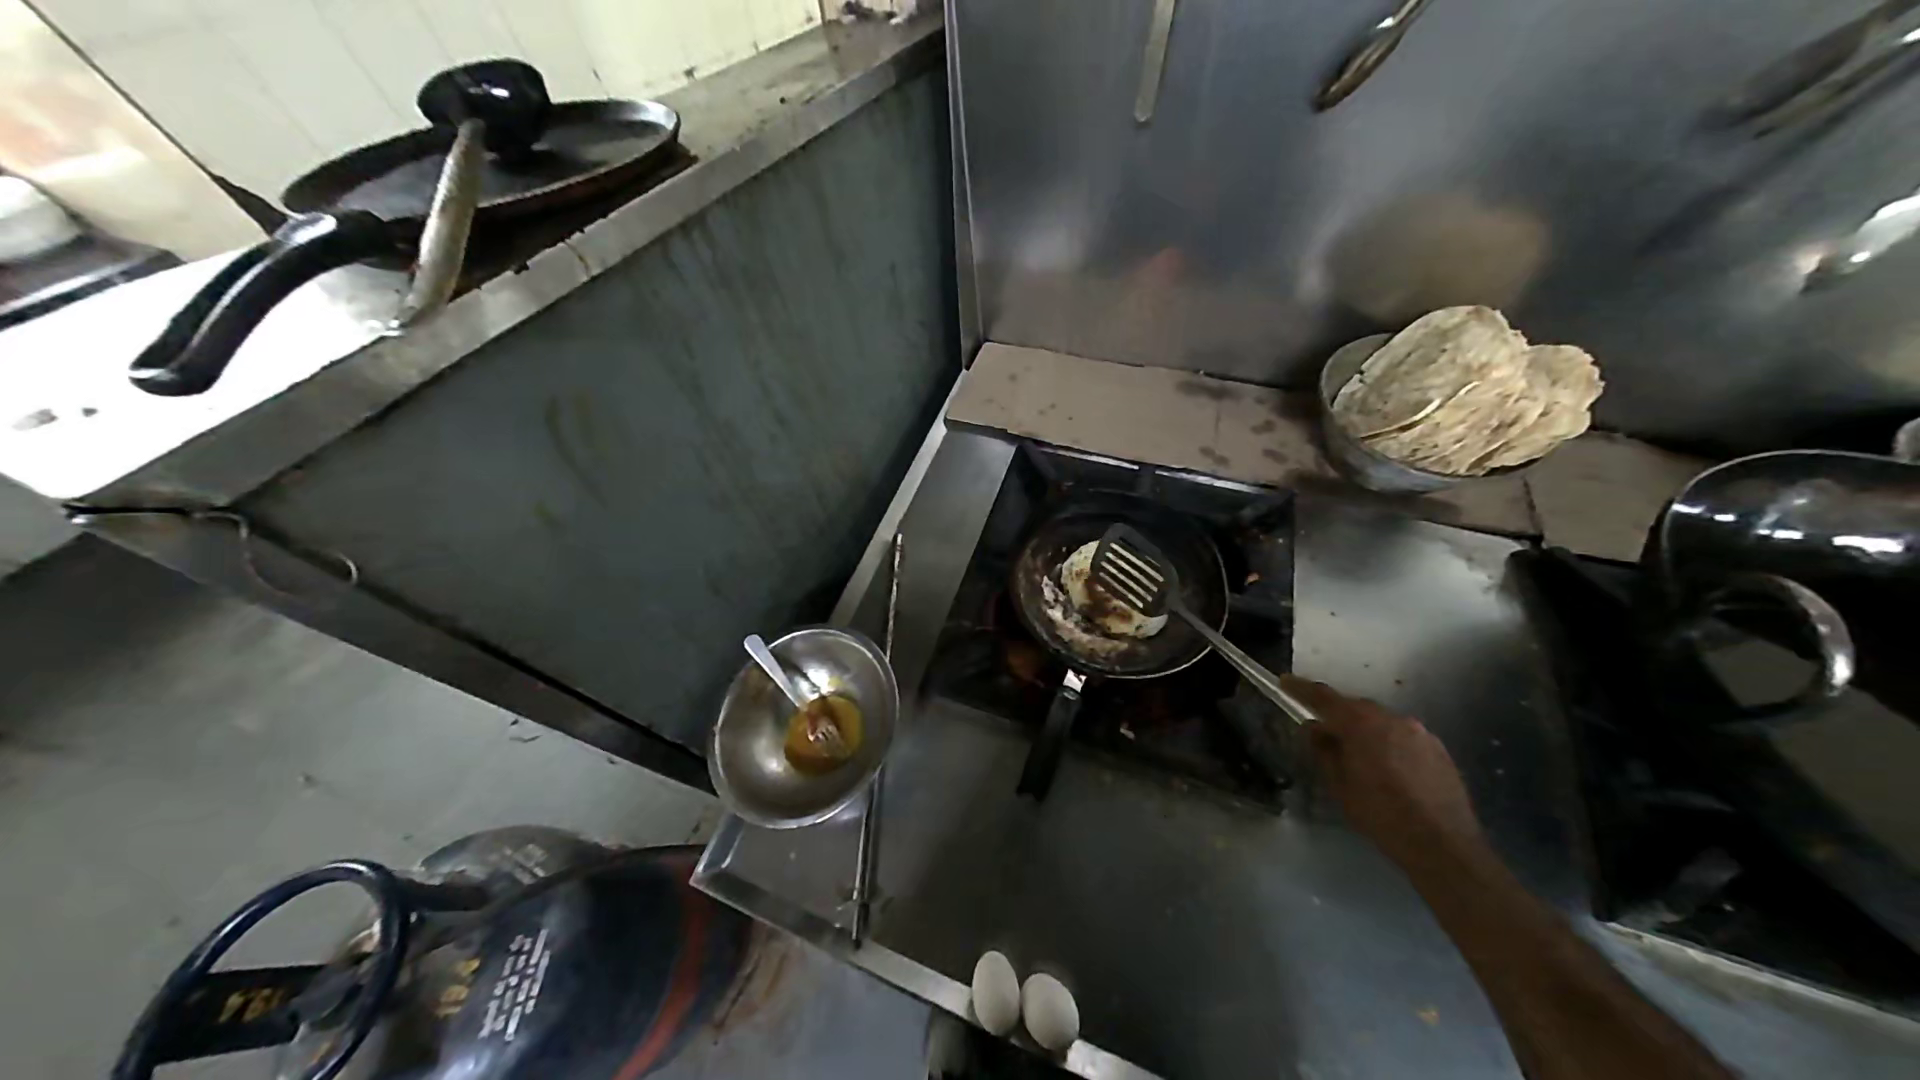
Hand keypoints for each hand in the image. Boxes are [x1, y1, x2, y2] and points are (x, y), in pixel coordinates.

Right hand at [1281, 674, 1487, 873]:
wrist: (1443, 845)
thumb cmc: (1381, 814)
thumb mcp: (1339, 785)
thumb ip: (1324, 750)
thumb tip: (1315, 728)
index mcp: (1361, 724)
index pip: (1324, 697)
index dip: (1301, 689)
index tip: (1285, 682)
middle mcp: (1392, 719)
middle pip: (1356, 707)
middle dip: (1338, 716)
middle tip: (1324, 732)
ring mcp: (1419, 732)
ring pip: (1381, 722)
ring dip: (1365, 731)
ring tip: (1358, 756)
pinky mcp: (1439, 749)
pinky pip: (1403, 736)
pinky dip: (1389, 744)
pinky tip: (1389, 769)